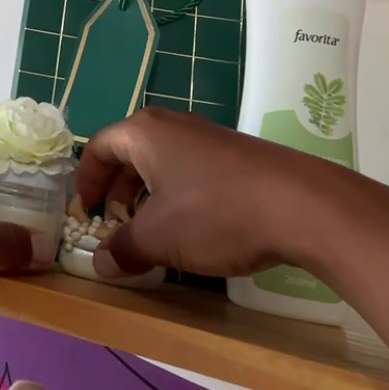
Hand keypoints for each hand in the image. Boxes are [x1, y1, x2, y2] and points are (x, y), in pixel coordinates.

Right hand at [76, 107, 341, 278]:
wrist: (304, 206)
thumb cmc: (214, 213)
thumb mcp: (159, 238)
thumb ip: (123, 249)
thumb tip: (101, 264)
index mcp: (144, 132)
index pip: (98, 148)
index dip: (86, 181)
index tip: (84, 212)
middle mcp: (173, 125)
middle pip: (130, 154)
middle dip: (118, 192)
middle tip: (116, 226)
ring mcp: (209, 137)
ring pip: (163, 164)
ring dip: (149, 197)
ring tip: (153, 233)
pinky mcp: (238, 156)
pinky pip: (193, 171)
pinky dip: (180, 197)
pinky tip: (195, 230)